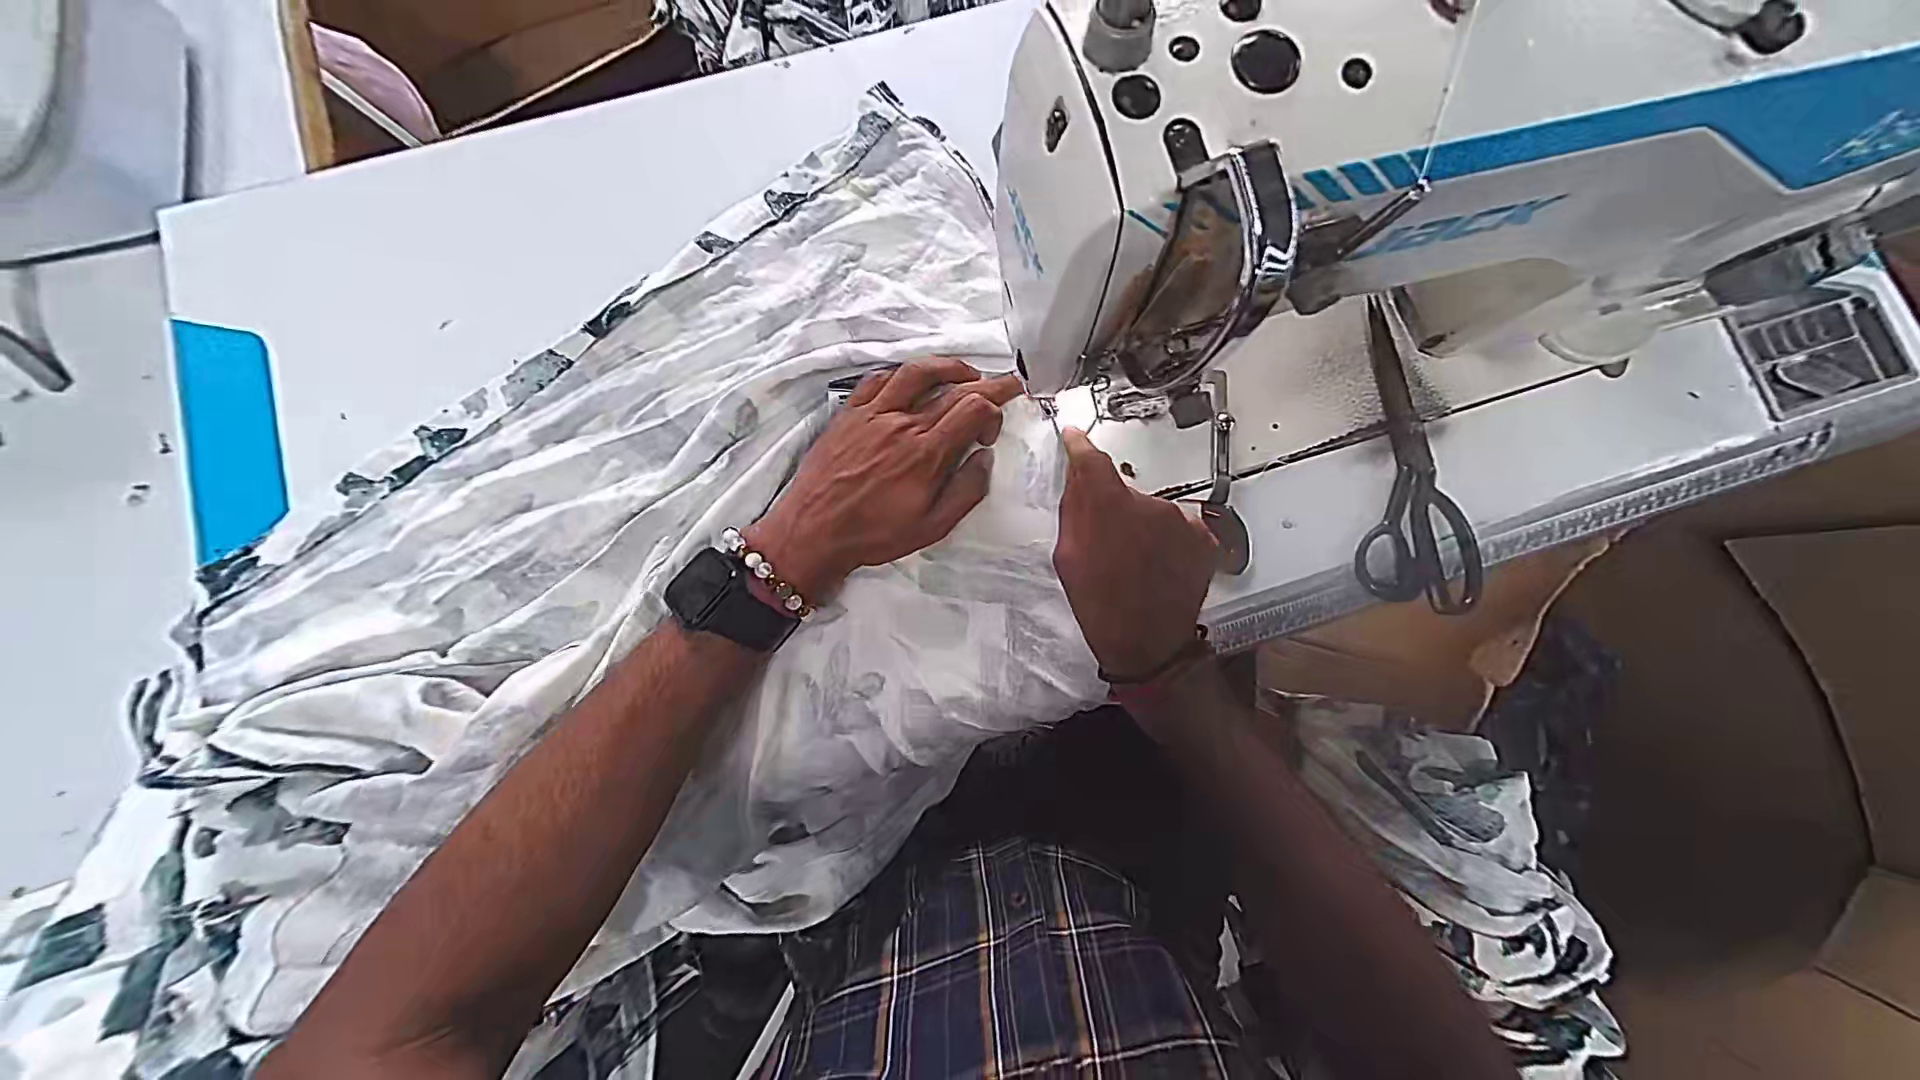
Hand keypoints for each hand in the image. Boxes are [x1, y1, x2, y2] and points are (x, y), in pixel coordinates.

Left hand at [746, 358, 1022, 599]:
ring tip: (965, 373)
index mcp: (926, 453)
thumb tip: (984, 461)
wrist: (813, 531)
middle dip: (988, 382)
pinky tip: (911, 381)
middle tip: (1006, 383)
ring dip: (947, 367)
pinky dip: (901, 374)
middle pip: (954, 388)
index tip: (993, 427)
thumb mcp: (931, 527)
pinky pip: (878, 379)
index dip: (995, 408)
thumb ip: (966, 491)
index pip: (973, 408)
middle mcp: (901, 425)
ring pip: (917, 372)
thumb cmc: (870, 533)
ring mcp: (873, 415)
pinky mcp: (850, 414)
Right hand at [1053, 427, 1216, 680]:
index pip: (1091, 459)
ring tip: (1134, 562)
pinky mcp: (1200, 536)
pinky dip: (1165, 539)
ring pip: (1151, 508)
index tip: (1076, 438)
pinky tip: (1155, 565)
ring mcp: (1179, 521)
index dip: (1080, 446)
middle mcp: (1149, 505)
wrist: (1146, 643)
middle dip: (1113, 507)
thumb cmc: (1103, 607)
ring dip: (1141, 525)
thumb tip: (1076, 482)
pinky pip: (1175, 525)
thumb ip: (1073, 511)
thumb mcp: (1068, 557)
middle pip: (1124, 489)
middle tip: (1107, 542)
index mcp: (1108, 506)